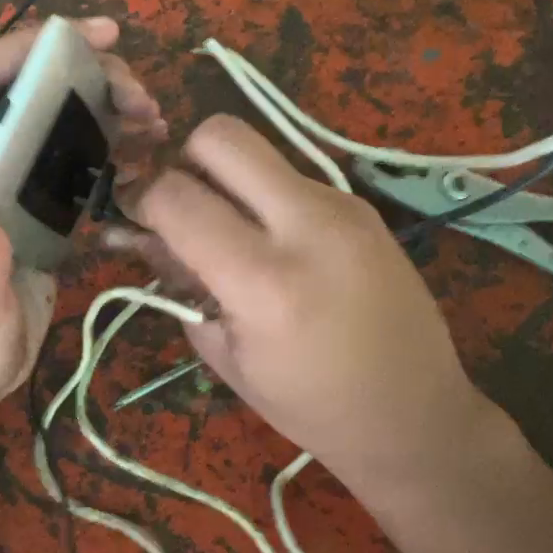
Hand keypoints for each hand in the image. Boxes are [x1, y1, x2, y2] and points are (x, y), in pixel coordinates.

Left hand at [0, 17, 164, 418]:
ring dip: (105, 107)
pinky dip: (110, 145)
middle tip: (144, 97)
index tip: (97, 37)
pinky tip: (145, 157)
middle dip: (87, 76)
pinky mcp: (33, 207)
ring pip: (55, 118)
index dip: (33, 46)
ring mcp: (7, 182)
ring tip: (154, 121)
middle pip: (28, 89)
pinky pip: (72, 157)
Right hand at [130, 115, 503, 478]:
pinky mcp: (360, 205)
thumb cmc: (308, 405)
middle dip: (182, 160)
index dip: (140, 198)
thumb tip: (140, 232)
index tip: (134, 216)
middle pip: (220, 136)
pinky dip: (261, 196)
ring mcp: (342, 207)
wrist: (418, 416)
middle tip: (182, 207)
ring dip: (224, 177)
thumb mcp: (223, 353)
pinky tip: (271, 243)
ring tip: (228, 232)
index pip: (176, 196)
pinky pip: (288, 176)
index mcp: (265, 282)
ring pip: (257, 149)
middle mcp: (307, 227)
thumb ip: (179, 281)